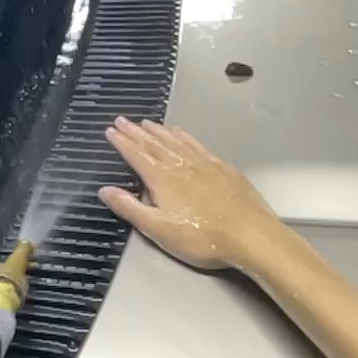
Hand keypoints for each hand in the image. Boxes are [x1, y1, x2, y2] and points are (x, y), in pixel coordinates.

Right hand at [99, 117, 286, 272]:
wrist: (252, 237)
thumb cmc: (203, 238)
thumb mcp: (159, 229)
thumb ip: (130, 208)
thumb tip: (105, 190)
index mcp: (162, 178)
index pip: (136, 155)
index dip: (121, 142)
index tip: (110, 131)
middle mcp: (181, 165)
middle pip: (153, 143)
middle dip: (135, 131)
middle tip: (122, 120)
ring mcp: (204, 164)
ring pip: (174, 141)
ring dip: (157, 131)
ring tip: (145, 122)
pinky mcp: (223, 169)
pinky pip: (197, 145)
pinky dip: (185, 137)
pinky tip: (181, 133)